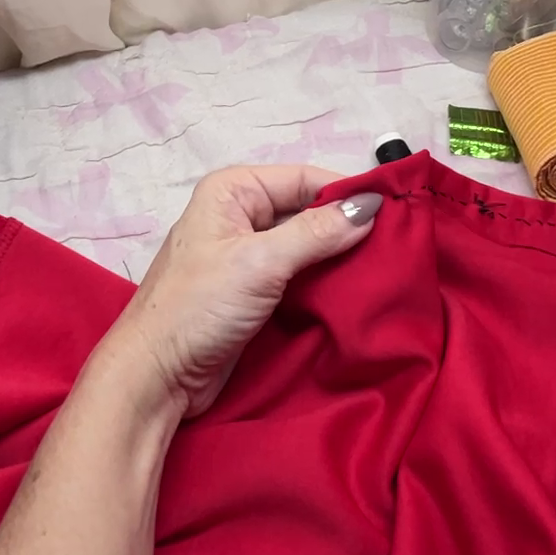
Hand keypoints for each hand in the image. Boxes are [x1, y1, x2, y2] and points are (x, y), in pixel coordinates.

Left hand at [95, 166, 382, 417]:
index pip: (304, 179)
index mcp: (234, 190)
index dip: (348, 193)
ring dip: (340, 256)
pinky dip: (325, 280)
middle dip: (347, 225)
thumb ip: (317, 233)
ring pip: (307, 243)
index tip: (397, 211)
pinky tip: (357, 289)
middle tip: (399, 243)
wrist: (156, 375)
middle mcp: (240, 213)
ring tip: (387, 265)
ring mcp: (247, 253)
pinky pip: (300, 273)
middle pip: (307, 209)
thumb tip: (371, 207)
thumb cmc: (198, 306)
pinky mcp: (255, 289)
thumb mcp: (260, 262)